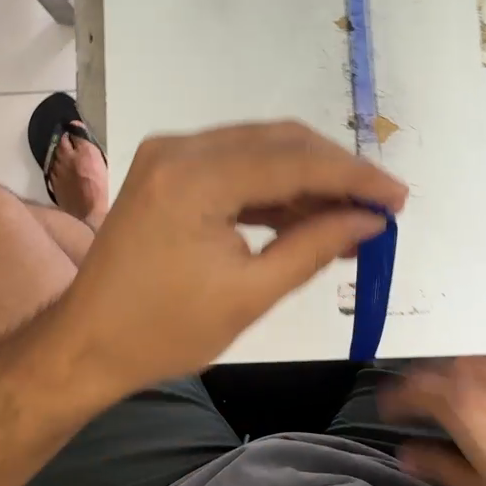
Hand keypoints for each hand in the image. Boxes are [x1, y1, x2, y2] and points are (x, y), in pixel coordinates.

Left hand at [58, 122, 406, 393]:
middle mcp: (179, 149)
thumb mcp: (249, 295)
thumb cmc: (164, 331)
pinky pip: (233, 165)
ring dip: (306, 180)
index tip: (399, 197)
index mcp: (194, 178)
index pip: (294, 161)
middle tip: (379, 209)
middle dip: (335, 172)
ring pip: (258, 149)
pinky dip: (271, 188)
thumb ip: (314, 247)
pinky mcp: (165, 169)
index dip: (354, 176)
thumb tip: (371, 220)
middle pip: (279, 142)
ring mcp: (168, 155)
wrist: (87, 343)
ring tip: (350, 219)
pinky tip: (304, 216)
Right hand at [382, 357, 485, 485]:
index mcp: (459, 405)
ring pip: (460, 362)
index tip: (383, 410)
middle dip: (414, 382)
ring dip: (441, 372)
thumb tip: (404, 454)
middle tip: (404, 399)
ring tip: (436, 389)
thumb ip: (437, 466)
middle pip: (435, 370)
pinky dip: (468, 369)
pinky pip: (485, 362)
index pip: (413, 391)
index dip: (394, 400)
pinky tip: (474, 385)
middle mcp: (479, 380)